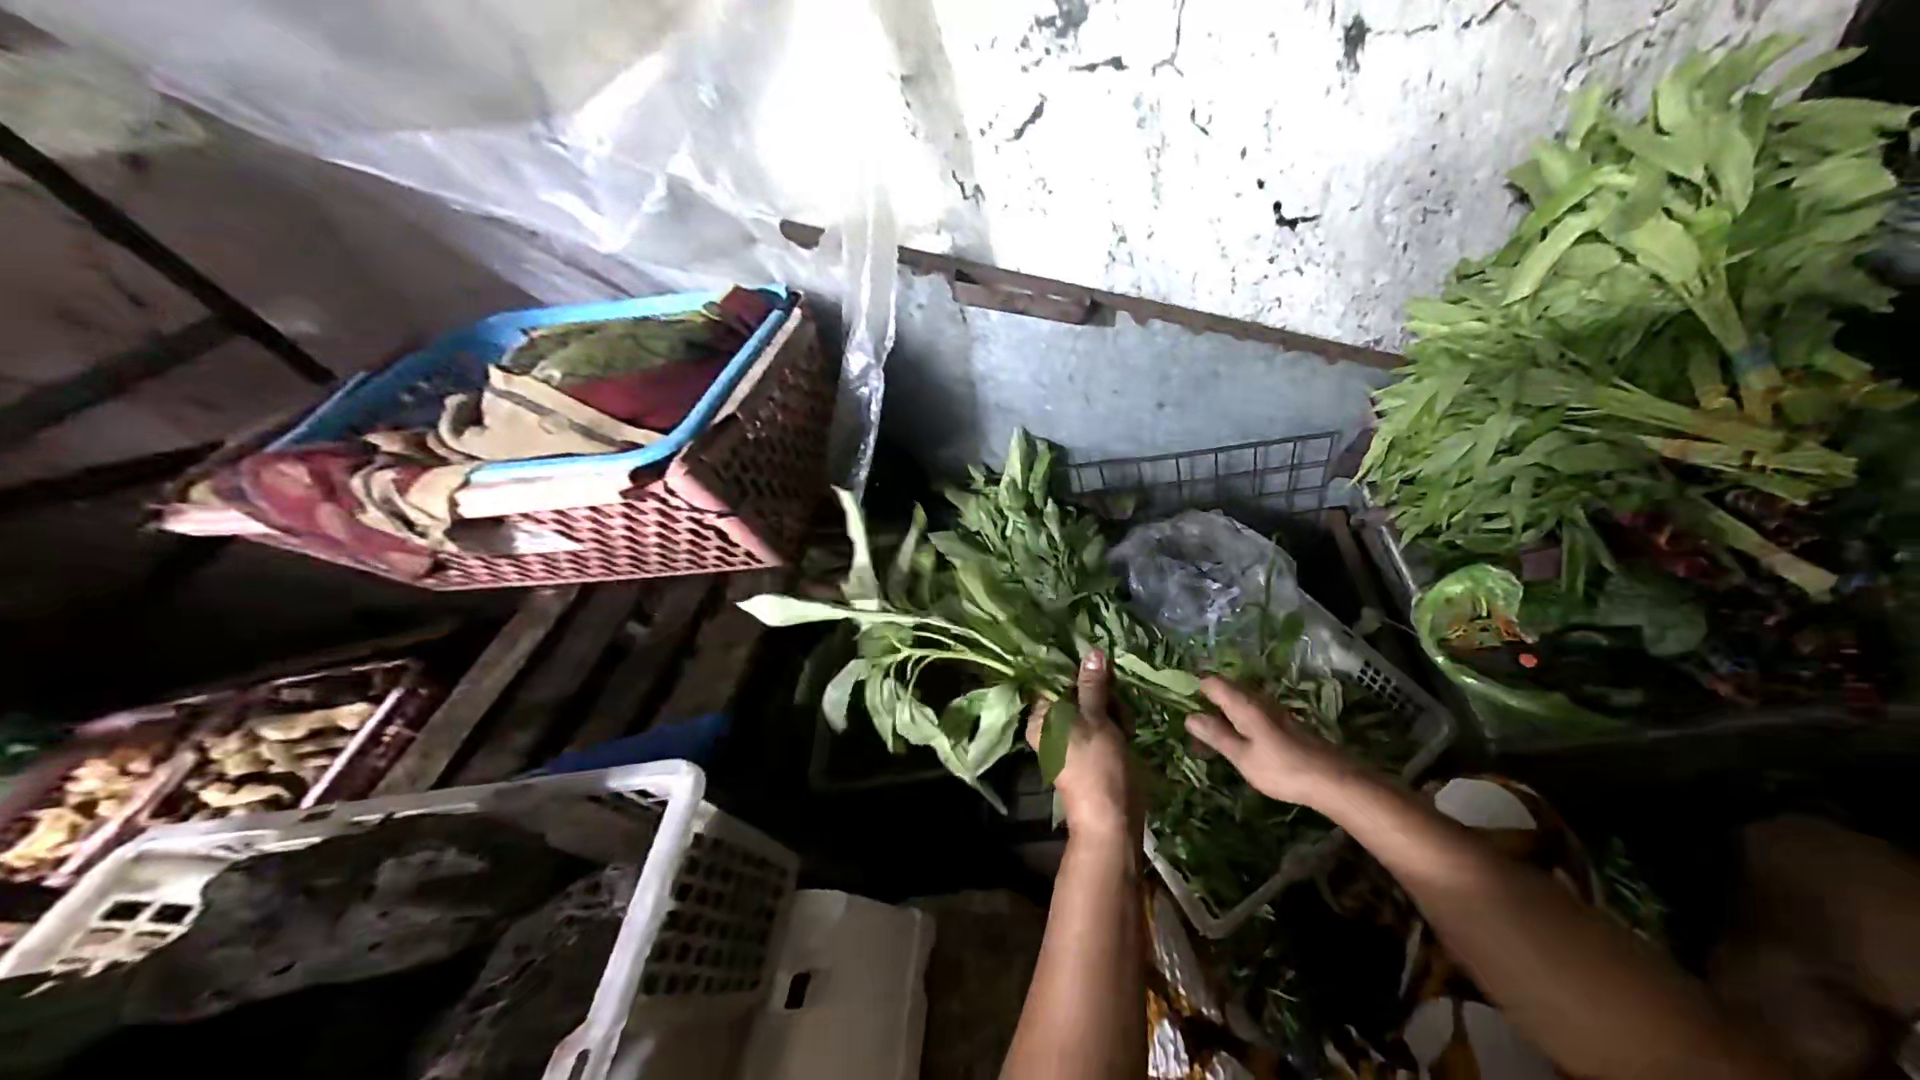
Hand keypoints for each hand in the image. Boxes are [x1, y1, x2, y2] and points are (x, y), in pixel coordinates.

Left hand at [1027, 650, 1138, 842]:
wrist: (1113, 818)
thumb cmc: (1097, 765)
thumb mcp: (1095, 719)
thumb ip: (1092, 685)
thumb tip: (1092, 652)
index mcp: (1042, 718)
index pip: (1052, 680)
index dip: (1074, 666)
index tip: (1096, 655)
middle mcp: (1052, 726)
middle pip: (1075, 691)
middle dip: (1098, 690)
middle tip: (1114, 696)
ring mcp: (1074, 738)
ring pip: (1093, 706)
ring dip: (1111, 707)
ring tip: (1121, 721)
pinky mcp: (1093, 748)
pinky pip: (1103, 723)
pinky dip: (1115, 722)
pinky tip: (1126, 729)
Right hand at [1184, 677, 1364, 807]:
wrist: (1333, 780)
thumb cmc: (1282, 769)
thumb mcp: (1242, 757)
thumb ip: (1216, 735)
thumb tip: (1190, 716)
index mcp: (1245, 705)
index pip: (1213, 683)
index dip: (1195, 686)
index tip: (1180, 698)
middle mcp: (1259, 702)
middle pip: (1228, 689)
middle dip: (1208, 698)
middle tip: (1191, 718)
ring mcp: (1275, 712)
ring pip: (1242, 701)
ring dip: (1224, 710)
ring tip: (1211, 730)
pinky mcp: (1285, 724)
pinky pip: (1254, 712)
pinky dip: (1239, 720)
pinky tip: (1238, 738)